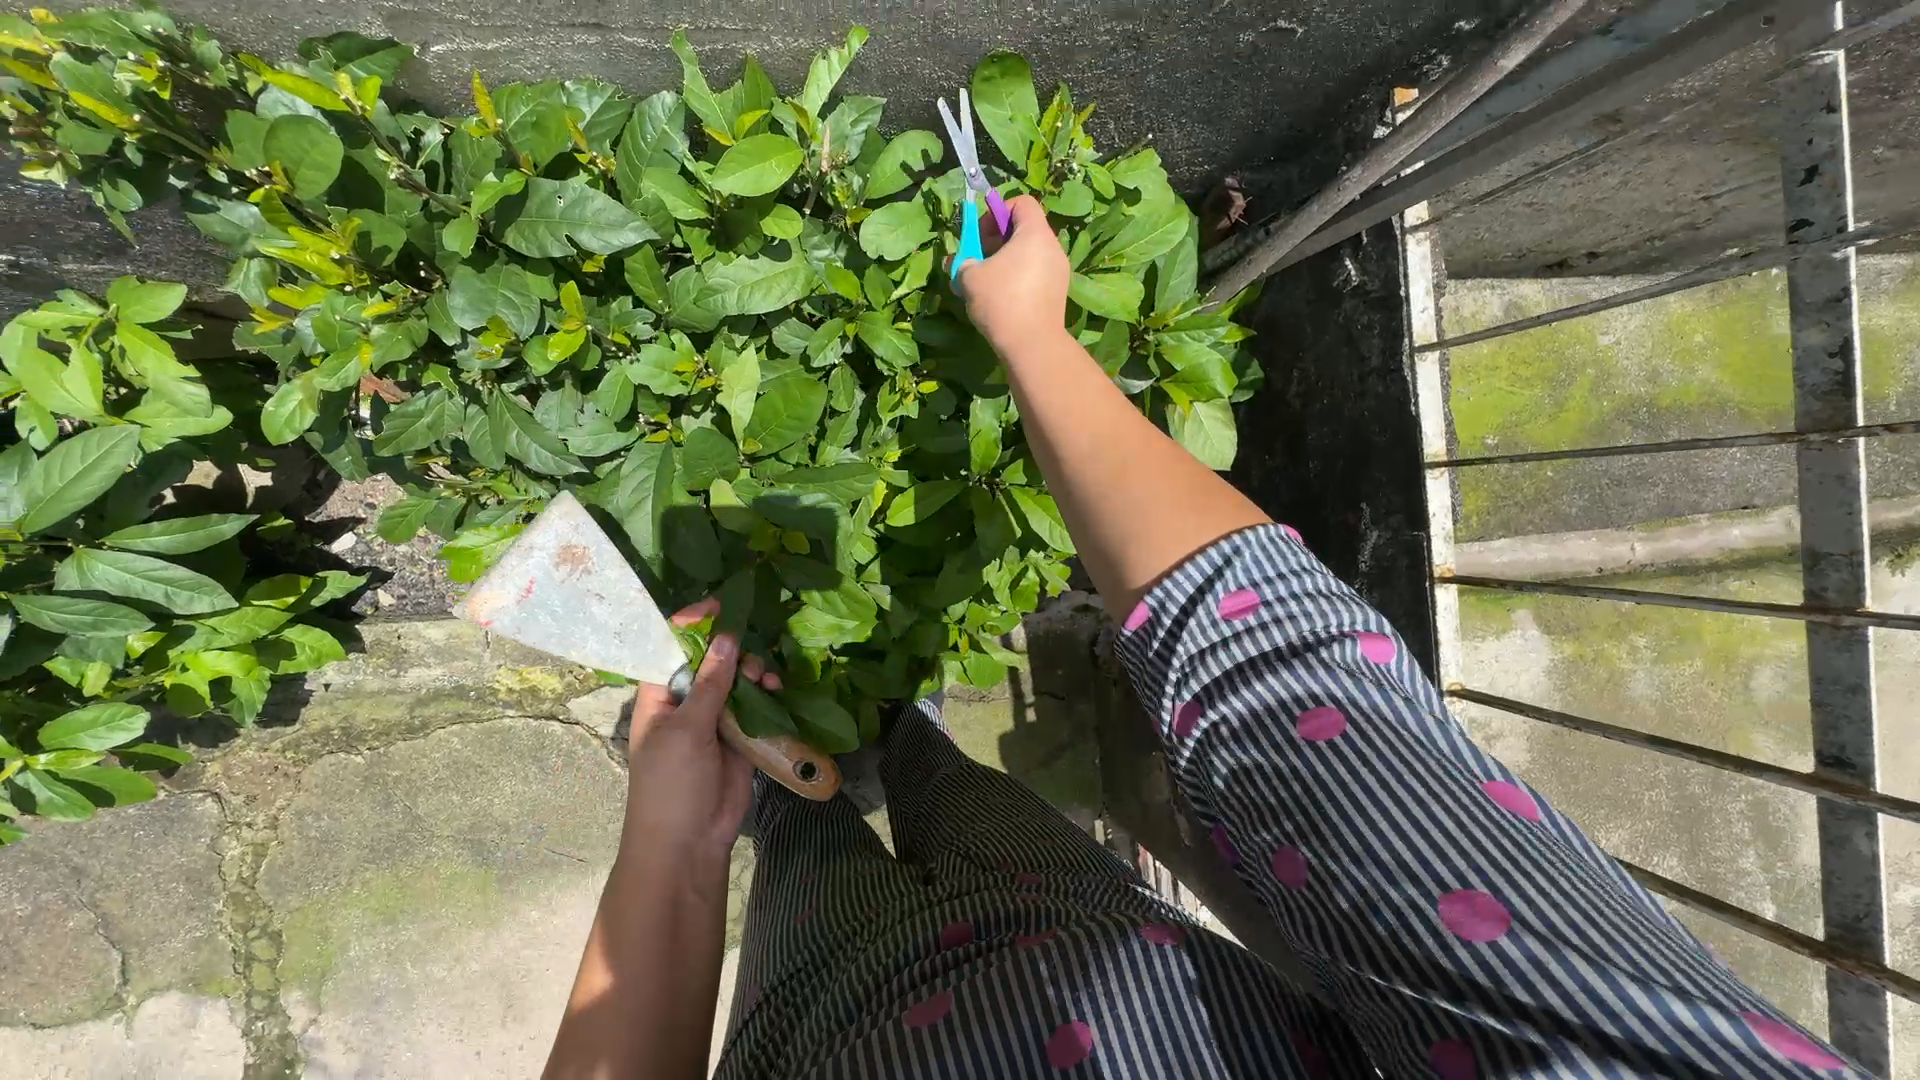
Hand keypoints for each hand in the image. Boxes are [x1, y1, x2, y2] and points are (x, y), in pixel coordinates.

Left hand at [619, 598, 775, 868]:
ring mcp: (714, 719)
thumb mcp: (686, 730)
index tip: (720, 606)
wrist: (689, 843)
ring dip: (754, 672)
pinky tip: (778, 690)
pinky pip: (756, 704)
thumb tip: (727, 636)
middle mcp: (687, 701)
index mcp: (659, 695)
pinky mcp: (740, 735)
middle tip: (750, 661)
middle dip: (734, 651)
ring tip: (767, 680)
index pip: (672, 647)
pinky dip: (768, 694)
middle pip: (712, 659)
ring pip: (738, 679)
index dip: (692, 625)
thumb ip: (710, 683)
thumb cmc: (671, 785)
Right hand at [954, 195, 1070, 354]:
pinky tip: (1001, 301)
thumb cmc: (1001, 301)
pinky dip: (1018, 281)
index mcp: (1035, 233)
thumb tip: (964, 265)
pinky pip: (1035, 277)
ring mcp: (1059, 272)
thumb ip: (964, 262)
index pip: (1022, 203)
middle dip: (998, 241)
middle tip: (979, 259)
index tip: (981, 233)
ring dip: (1006, 263)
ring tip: (986, 284)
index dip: (998, 211)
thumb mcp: (970, 277)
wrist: (1032, 345)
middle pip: (1025, 231)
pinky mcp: (1057, 295)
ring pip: (1028, 256)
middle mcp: (1052, 248)